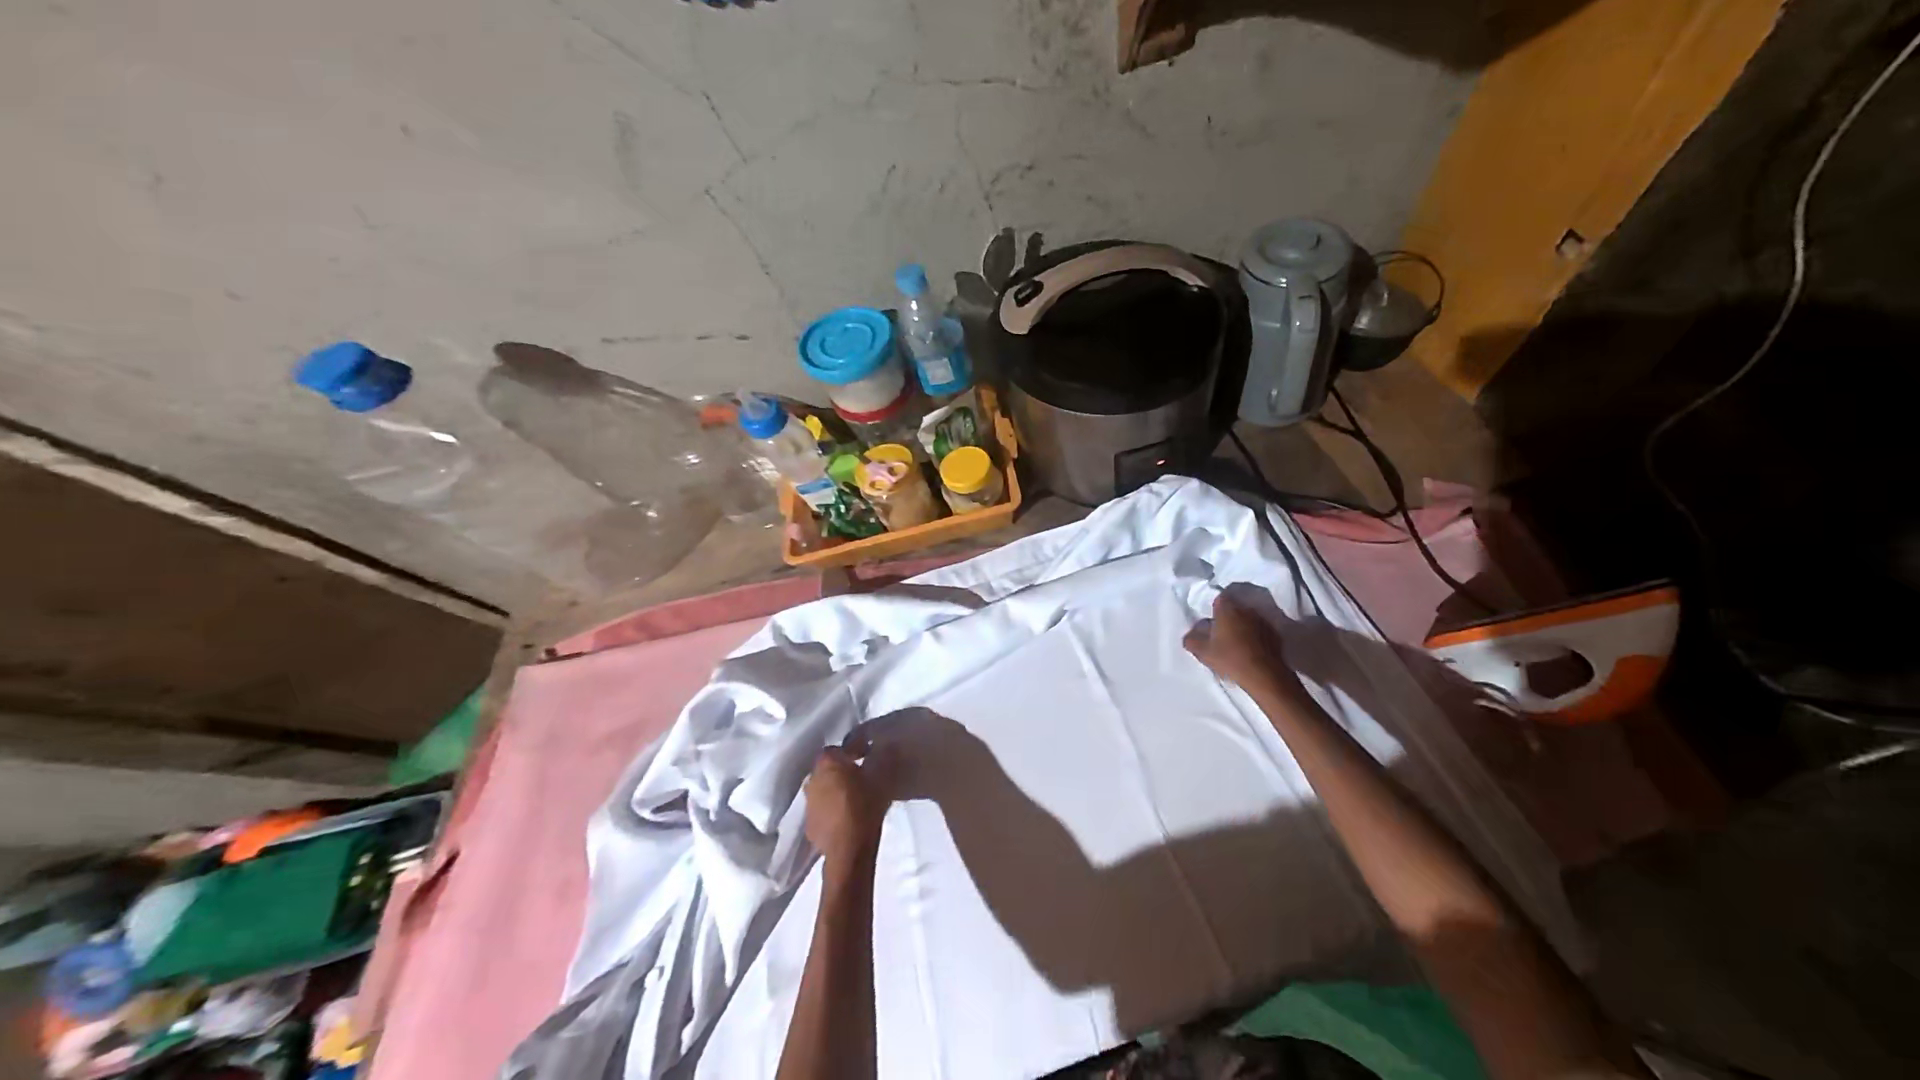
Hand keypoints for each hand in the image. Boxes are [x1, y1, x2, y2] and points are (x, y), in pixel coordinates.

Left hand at [803, 743, 887, 864]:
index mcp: (828, 762)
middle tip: (861, 777)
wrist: (849, 850)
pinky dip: (831, 810)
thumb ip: (883, 759)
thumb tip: (888, 746)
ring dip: (835, 791)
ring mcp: (808, 803)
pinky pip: (822, 810)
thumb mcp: (882, 779)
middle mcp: (813, 779)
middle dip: (842, 771)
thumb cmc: (865, 807)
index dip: (853, 751)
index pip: (838, 749)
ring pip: (823, 790)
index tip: (867, 756)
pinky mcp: (809, 825)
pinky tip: (846, 819)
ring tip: (854, 800)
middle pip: (828, 769)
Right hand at [1184, 592, 1293, 692]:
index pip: (1219, 598)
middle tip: (1221, 629)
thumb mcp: (1202, 652)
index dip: (1214, 608)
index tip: (1211, 620)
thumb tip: (1191, 633)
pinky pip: (1261, 627)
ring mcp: (1264, 620)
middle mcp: (1248, 608)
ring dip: (1244, 623)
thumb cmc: (1230, 658)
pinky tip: (1251, 647)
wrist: (1265, 675)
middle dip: (1229, 614)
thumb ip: (1192, 639)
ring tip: (1237, 639)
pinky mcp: (1276, 633)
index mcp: (1228, 608)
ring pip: (1249, 616)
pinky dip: (1256, 633)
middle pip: (1236, 606)